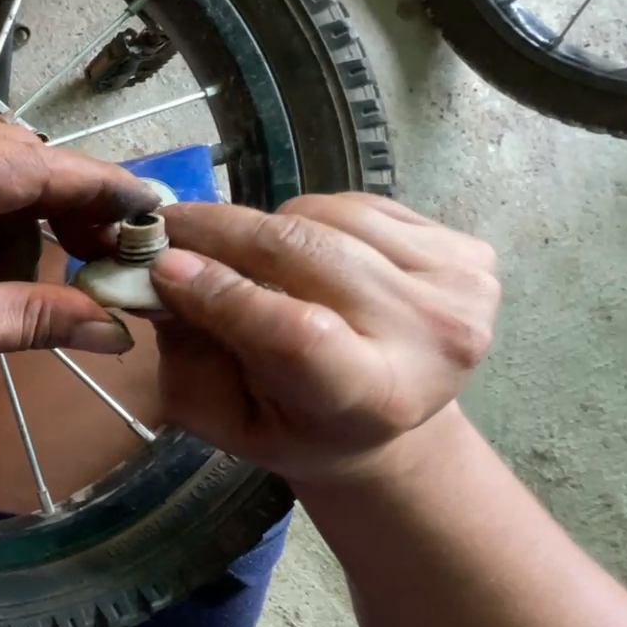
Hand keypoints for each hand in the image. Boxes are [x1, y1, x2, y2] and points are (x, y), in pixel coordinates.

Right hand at [149, 193, 500, 484]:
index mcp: (369, 398)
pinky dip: (301, 218)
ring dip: (258, 226)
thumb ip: (185, 351)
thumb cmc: (283, 422)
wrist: (383, 414)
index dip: (222, 292)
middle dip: (215, 232)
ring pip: (320, 216)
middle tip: (160, 228)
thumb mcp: (213, 410)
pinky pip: (351, 204)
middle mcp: (432, 339)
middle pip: (305, 254)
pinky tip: (297, 253)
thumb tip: (160, 276)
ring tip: (238, 256)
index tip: (159, 267)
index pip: (296, 332)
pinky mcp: (466, 249)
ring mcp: (458, 287)